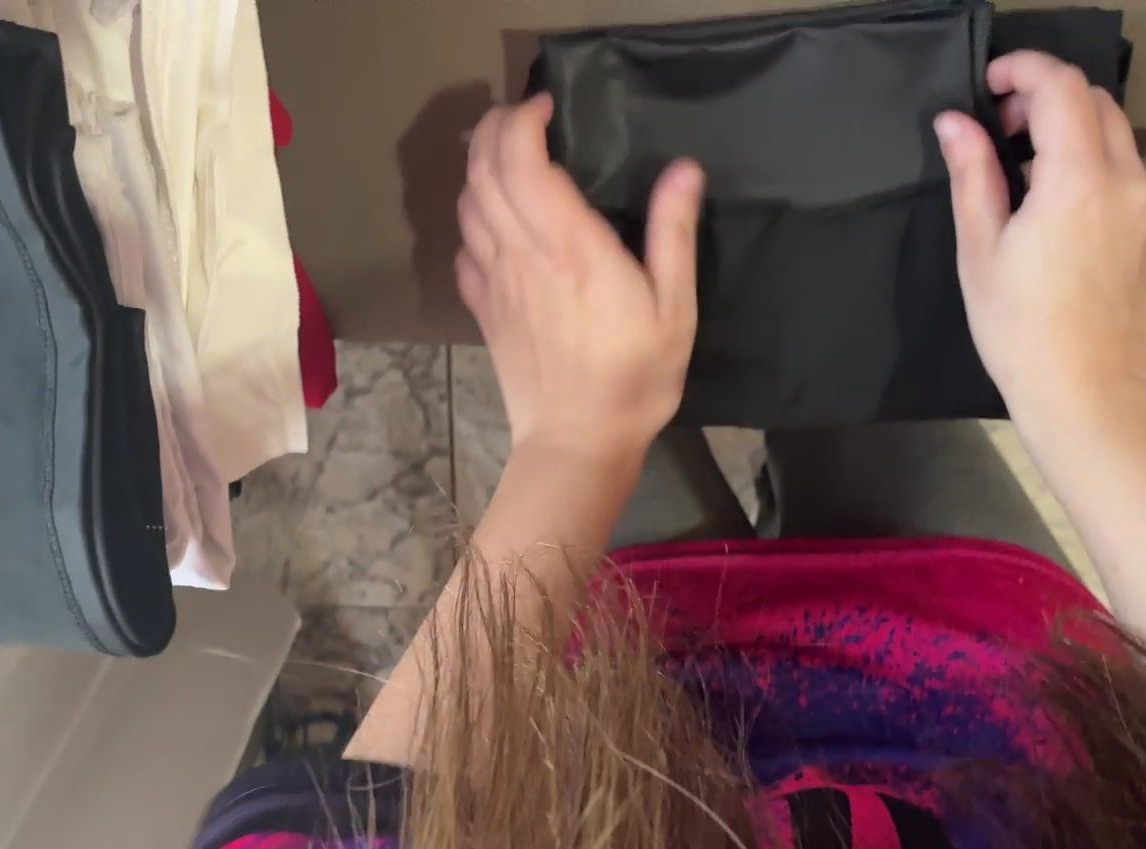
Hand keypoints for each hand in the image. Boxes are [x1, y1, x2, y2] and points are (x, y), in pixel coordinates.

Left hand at [457, 95, 704, 460]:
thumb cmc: (634, 381)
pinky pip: (462, 250)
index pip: (522, 160)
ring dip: (479, 171)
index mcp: (571, 249)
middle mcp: (522, 256)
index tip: (547, 109)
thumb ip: (673, 237)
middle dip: (494, 131)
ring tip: (509, 163)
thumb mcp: (674, 312)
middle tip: (523, 123)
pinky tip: (494, 227)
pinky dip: (471, 223)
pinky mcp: (484, 312)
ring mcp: (496, 285)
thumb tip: (683, 171)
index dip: (523, 120)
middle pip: (483, 171)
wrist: (578, 443)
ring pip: (467, 206)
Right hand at [934, 51, 1145, 416]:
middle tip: (1004, 135)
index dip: (1024, 71)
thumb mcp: (979, 253)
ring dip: (1086, 128)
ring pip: (1129, 133)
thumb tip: (955, 121)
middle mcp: (1127, 176)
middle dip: (1046, 102)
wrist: (1080, 387)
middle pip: (1093, 104)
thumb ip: (972, 178)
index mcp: (1073, 178)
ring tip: (1049, 162)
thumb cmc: (1015, 327)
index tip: (991, 84)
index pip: (1058, 89)